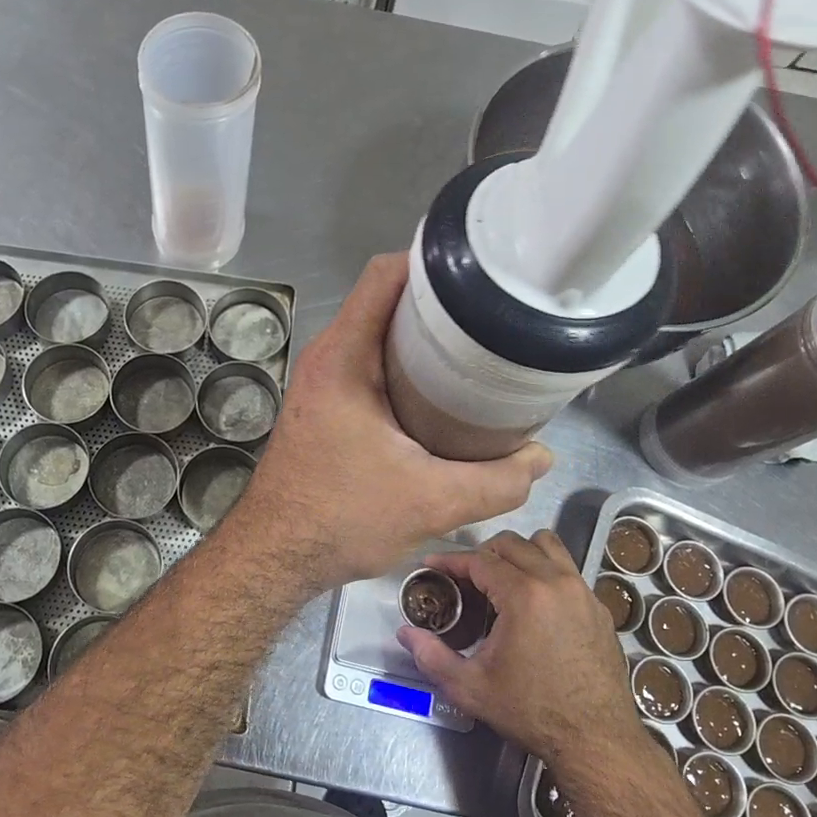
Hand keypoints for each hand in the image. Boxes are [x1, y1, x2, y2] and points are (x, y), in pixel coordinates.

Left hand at [225, 254, 552, 596]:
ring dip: (425, 338)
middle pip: (387, 302)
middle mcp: (327, 358)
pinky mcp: (324, 408)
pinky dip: (406, 368)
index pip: (384, 275)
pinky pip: (370, 367)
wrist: (274, 556)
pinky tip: (444, 394)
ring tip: (480, 350)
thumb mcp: (431, 502)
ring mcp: (321, 383)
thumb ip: (496, 481)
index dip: (433, 259)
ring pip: (379, 337)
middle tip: (497, 315)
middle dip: (442, 302)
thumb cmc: (340, 519)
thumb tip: (541, 459)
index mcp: (343, 358)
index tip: (482, 269)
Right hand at [398, 531, 642, 763]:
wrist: (596, 740)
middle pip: (513, 544)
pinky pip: (568, 571)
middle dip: (482, 554)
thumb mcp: (470, 687)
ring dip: (520, 553)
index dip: (451, 560)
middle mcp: (557, 583)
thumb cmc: (530, 712)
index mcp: (524, 596)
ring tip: (502, 579)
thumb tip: (405, 633)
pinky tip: (533, 604)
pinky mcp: (599, 608)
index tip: (432, 564)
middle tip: (464, 577)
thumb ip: (431, 655)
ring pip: (548, 546)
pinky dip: (546, 572)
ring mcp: (583, 593)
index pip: (480, 560)